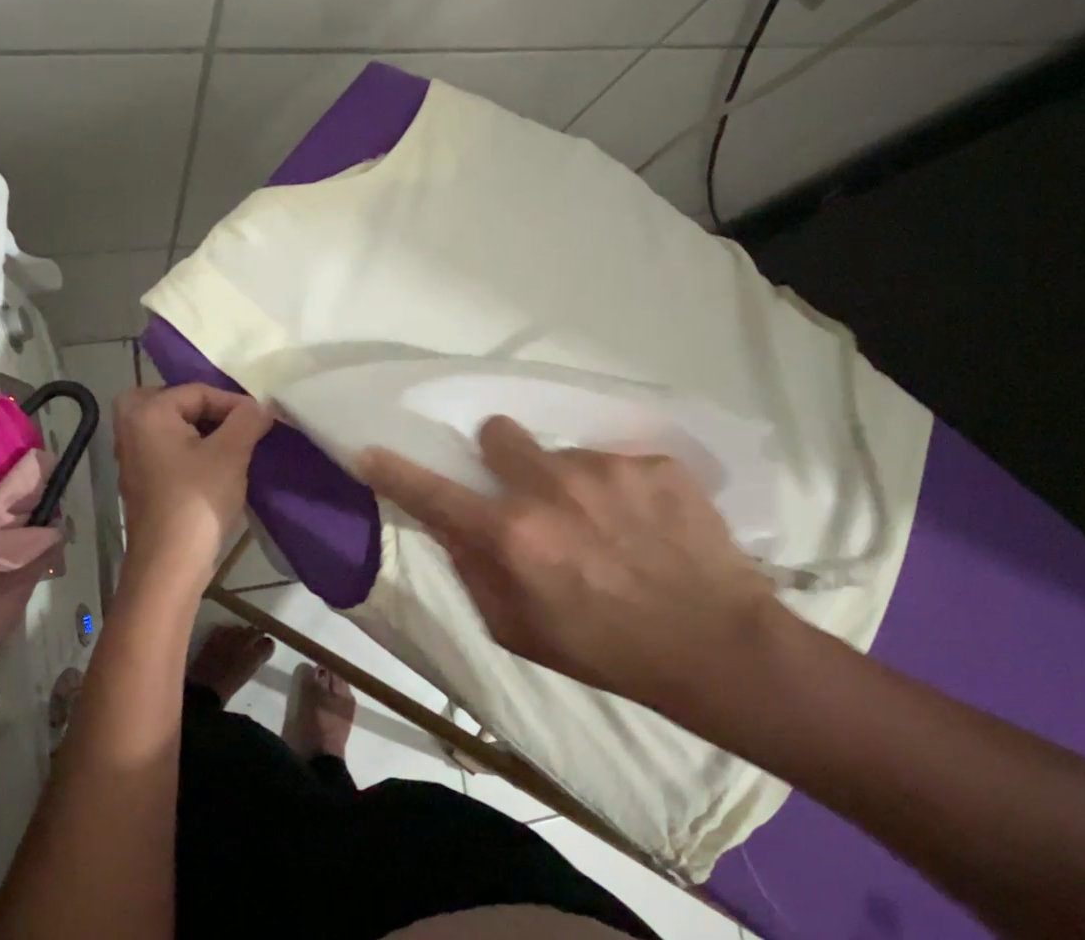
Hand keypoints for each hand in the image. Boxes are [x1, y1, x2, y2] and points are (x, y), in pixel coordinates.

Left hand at [114, 385, 273, 592]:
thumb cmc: (197, 501)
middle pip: (175, 403)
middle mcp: (130, 428)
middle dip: (208, 411)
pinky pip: (166, 451)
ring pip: (170, 428)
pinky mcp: (140, 482)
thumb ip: (247, 420)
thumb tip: (262, 405)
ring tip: (233, 447)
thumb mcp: (230, 454)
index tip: (262, 421)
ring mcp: (131, 457)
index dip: (234, 404)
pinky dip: (189, 452)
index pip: (198, 391)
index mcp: (147, 412)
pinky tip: (216, 468)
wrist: (169, 564)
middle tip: (236, 426)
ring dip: (201, 432)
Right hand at [356, 416, 781, 707]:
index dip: (394, 472)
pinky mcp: (654, 463)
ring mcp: (606, 469)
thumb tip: (448, 528)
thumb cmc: (603, 649)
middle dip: (502, 457)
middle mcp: (549, 487)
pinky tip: (646, 526)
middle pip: (497, 434)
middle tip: (531, 494)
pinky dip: (620, 490)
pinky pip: (617, 463)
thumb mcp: (518, 631)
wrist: (716, 646)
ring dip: (569, 482)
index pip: (433, 493)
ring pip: (563, 453)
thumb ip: (473, 573)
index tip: (369, 450)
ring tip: (607, 526)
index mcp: (511, 536)